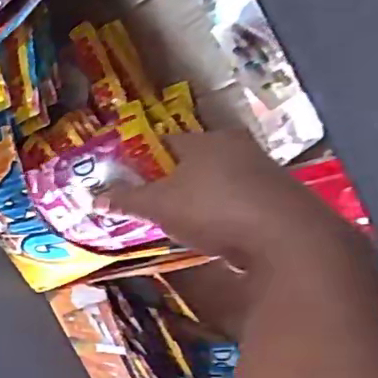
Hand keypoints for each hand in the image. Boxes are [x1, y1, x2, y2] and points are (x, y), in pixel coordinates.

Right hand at [105, 130, 360, 269]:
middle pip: (187, 161)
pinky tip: (200, 230)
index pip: (161, 142)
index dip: (137, 160)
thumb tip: (95, 198)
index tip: (120, 180)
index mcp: (205, 140)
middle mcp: (235, 146)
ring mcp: (257, 170)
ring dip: (188, 198)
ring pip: (210, 180)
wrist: (282, 237)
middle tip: (140, 203)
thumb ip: (125, 200)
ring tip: (166, 221)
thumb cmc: (211, 209)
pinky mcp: (270, 196)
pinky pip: (229, 199)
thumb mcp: (157, 206)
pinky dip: (211, 212)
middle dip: (163, 181)